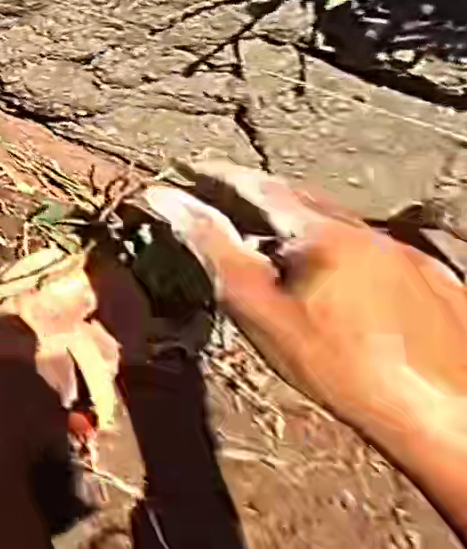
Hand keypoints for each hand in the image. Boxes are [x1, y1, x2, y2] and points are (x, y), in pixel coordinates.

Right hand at [141, 161, 466, 535]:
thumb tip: (160, 193)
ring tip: (265, 237)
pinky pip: (375, 254)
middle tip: (217, 193)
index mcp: (328, 235)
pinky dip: (335, 250)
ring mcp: (420, 266)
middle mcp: (378, 239)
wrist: (452, 429)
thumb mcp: (250, 298)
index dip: (217, 173)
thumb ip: (207, 240)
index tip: (185, 167)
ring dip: (298, 224)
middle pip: (306, 201)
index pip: (260, 186)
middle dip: (259, 193)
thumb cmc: (333, 361)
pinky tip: (325, 275)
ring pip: (343, 229)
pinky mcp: (445, 294)